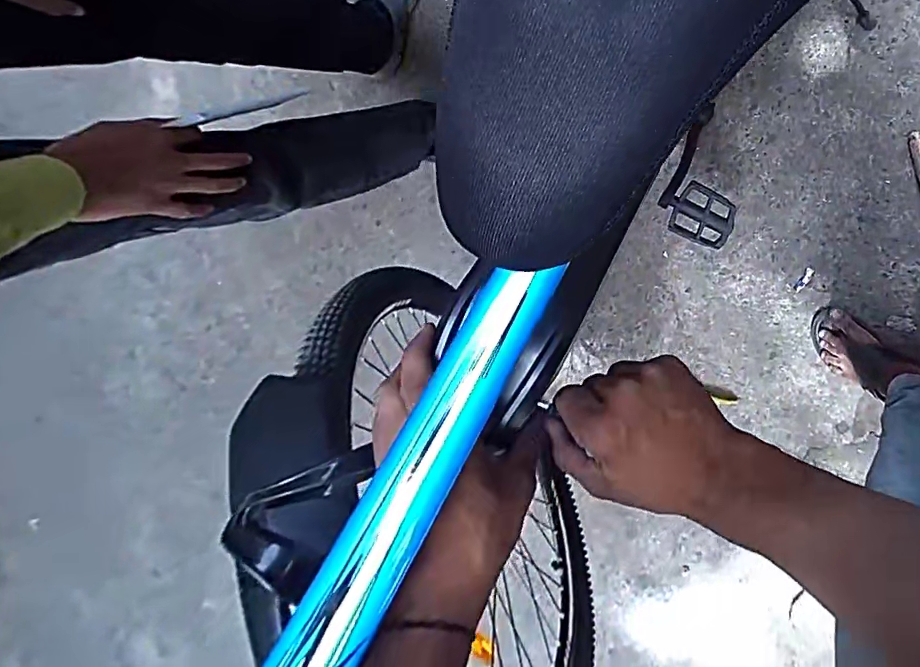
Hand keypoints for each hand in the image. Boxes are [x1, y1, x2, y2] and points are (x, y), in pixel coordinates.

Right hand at [44, 119, 249, 220]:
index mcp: (156, 135)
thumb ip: (138, 130)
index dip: (198, 137)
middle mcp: (169, 158)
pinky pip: (185, 207)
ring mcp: (166, 182)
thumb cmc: (79, 151)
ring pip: (208, 183)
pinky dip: (199, 208)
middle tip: (246, 159)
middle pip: (211, 158)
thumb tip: (153, 129)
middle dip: (232, 159)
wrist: (65, 180)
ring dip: (227, 182)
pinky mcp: (156, 203)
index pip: (190, 134)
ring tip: (241, 182)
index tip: (202, 140)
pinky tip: (208, 209)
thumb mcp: (110, 129)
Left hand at [374, 325, 541, 626]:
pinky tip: (421, 429)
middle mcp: (404, 437)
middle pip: (393, 381)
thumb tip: (536, 425)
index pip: (421, 369)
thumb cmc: (468, 541)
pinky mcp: (382, 477)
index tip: (437, 331)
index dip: (426, 344)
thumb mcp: (513, 484)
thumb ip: (526, 445)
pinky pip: (383, 433)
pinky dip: (396, 418)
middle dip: (410, 361)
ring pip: (383, 406)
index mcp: (437, 428)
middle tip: (431, 352)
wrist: (436, 589)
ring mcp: (388, 457)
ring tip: (426, 385)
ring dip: (400, 387)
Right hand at [547, 355, 747, 521]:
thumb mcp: (605, 486)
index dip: (574, 413)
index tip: (586, 422)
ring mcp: (645, 376)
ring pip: (616, 374)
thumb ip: (567, 455)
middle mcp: (619, 394)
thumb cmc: (665, 482)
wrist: (714, 469)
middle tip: (622, 427)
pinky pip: (642, 368)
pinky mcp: (666, 365)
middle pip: (590, 385)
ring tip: (644, 418)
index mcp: (600, 426)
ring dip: (623, 391)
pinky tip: (660, 407)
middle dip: (600, 404)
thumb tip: (552, 428)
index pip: (564, 397)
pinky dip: (647, 383)